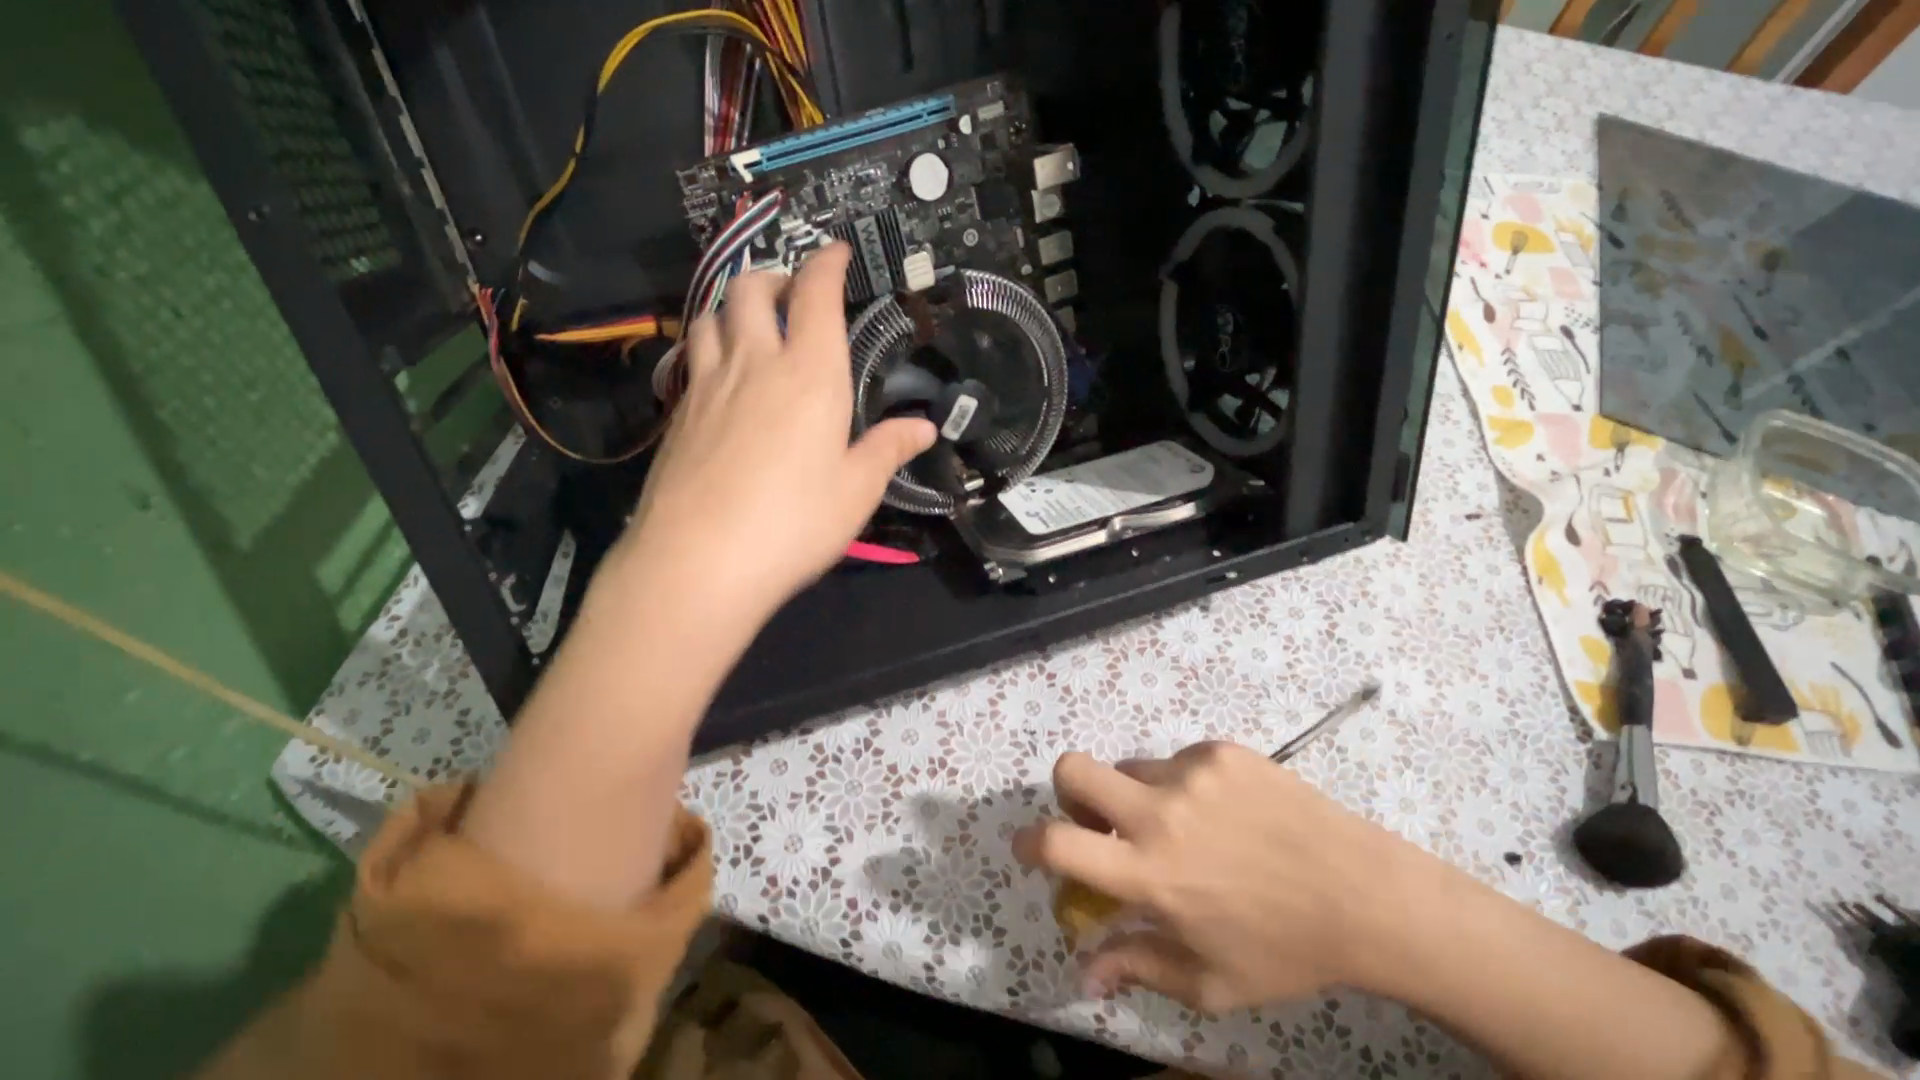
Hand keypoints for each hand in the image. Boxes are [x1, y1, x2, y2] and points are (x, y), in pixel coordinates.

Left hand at [618, 243, 936, 619]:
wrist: (697, 561)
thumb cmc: (793, 523)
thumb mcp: (857, 491)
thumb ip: (887, 450)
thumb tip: (924, 427)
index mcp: (810, 374)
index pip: (817, 294)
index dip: (827, 263)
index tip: (837, 251)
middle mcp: (754, 364)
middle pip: (752, 289)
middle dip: (774, 276)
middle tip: (792, 294)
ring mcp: (707, 385)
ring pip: (711, 315)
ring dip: (734, 306)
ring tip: (751, 325)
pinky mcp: (676, 414)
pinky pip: (691, 357)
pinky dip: (708, 346)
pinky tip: (719, 374)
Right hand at [1013, 743, 1424, 1011]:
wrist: (1367, 897)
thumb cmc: (1284, 951)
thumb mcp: (1208, 981)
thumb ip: (1136, 967)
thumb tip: (1083, 972)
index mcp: (1148, 874)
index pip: (1056, 843)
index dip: (1026, 843)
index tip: (1027, 849)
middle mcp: (1159, 813)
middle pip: (1072, 769)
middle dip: (1069, 794)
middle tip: (1098, 823)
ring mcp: (1193, 773)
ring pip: (1130, 768)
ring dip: (1136, 797)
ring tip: (1185, 829)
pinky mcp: (1224, 752)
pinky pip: (1178, 760)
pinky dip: (1183, 786)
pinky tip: (1226, 816)